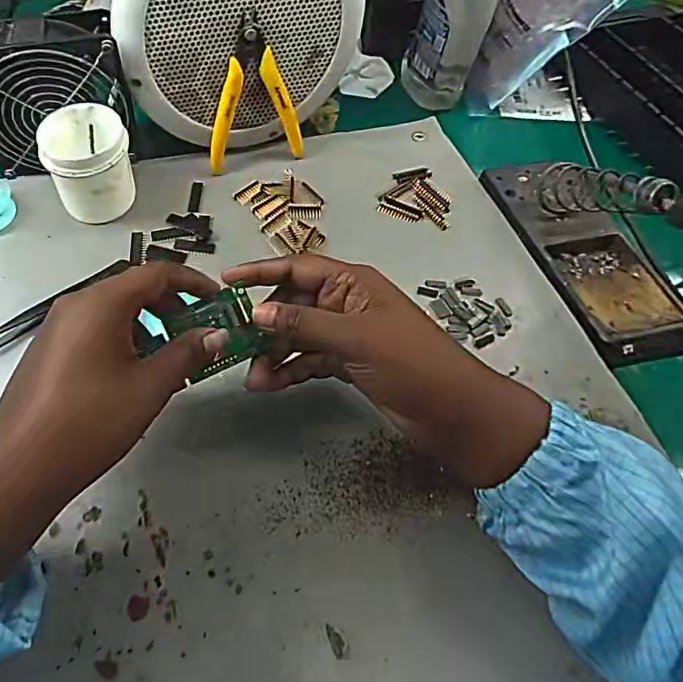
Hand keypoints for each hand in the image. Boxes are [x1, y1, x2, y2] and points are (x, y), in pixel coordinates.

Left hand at [0, 262, 219, 591]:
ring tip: (172, 360)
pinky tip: (138, 373)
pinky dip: (124, 339)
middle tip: (200, 333)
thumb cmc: (86, 423)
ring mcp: (59, 326)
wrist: (21, 465)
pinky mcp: (51, 348)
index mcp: (101, 303)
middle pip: (135, 288)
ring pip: (115, 310)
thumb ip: (186, 353)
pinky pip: (95, 329)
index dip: (193, 282)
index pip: (157, 272)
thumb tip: (214, 336)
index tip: (216, 300)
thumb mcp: (149, 386)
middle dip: (173, 307)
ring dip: (150, 326)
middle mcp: (76, 305)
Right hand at [221, 255, 549, 487]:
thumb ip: (304, 324)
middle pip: (293, 305)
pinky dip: (289, 371)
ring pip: (298, 337)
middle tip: (237, 343)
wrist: (454, 412)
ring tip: (253, 377)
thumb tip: (259, 313)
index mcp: (352, 283)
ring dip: (274, 354)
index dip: (261, 272)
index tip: (228, 281)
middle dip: (265, 325)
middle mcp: (346, 304)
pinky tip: (270, 383)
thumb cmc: (413, 362)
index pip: (298, 268)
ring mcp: (346, 336)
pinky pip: (309, 360)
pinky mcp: (348, 364)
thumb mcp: (355, 338)